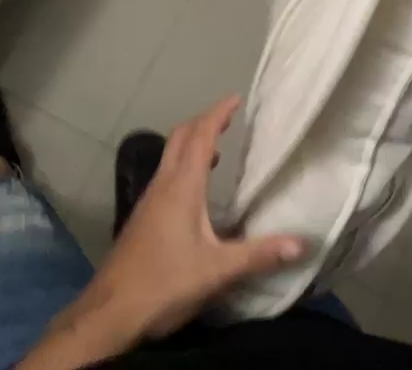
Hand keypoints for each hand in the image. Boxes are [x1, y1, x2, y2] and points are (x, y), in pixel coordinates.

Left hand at [93, 96, 302, 339]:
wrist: (110, 312)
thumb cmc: (164, 283)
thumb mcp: (217, 270)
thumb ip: (258, 254)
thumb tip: (301, 242)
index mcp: (181, 186)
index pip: (200, 136)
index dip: (218, 113)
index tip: (237, 98)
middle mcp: (163, 185)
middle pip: (181, 137)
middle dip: (205, 121)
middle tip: (230, 117)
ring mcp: (150, 200)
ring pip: (171, 156)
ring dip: (192, 143)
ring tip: (218, 148)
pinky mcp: (144, 217)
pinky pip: (167, 175)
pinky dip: (184, 165)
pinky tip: (197, 191)